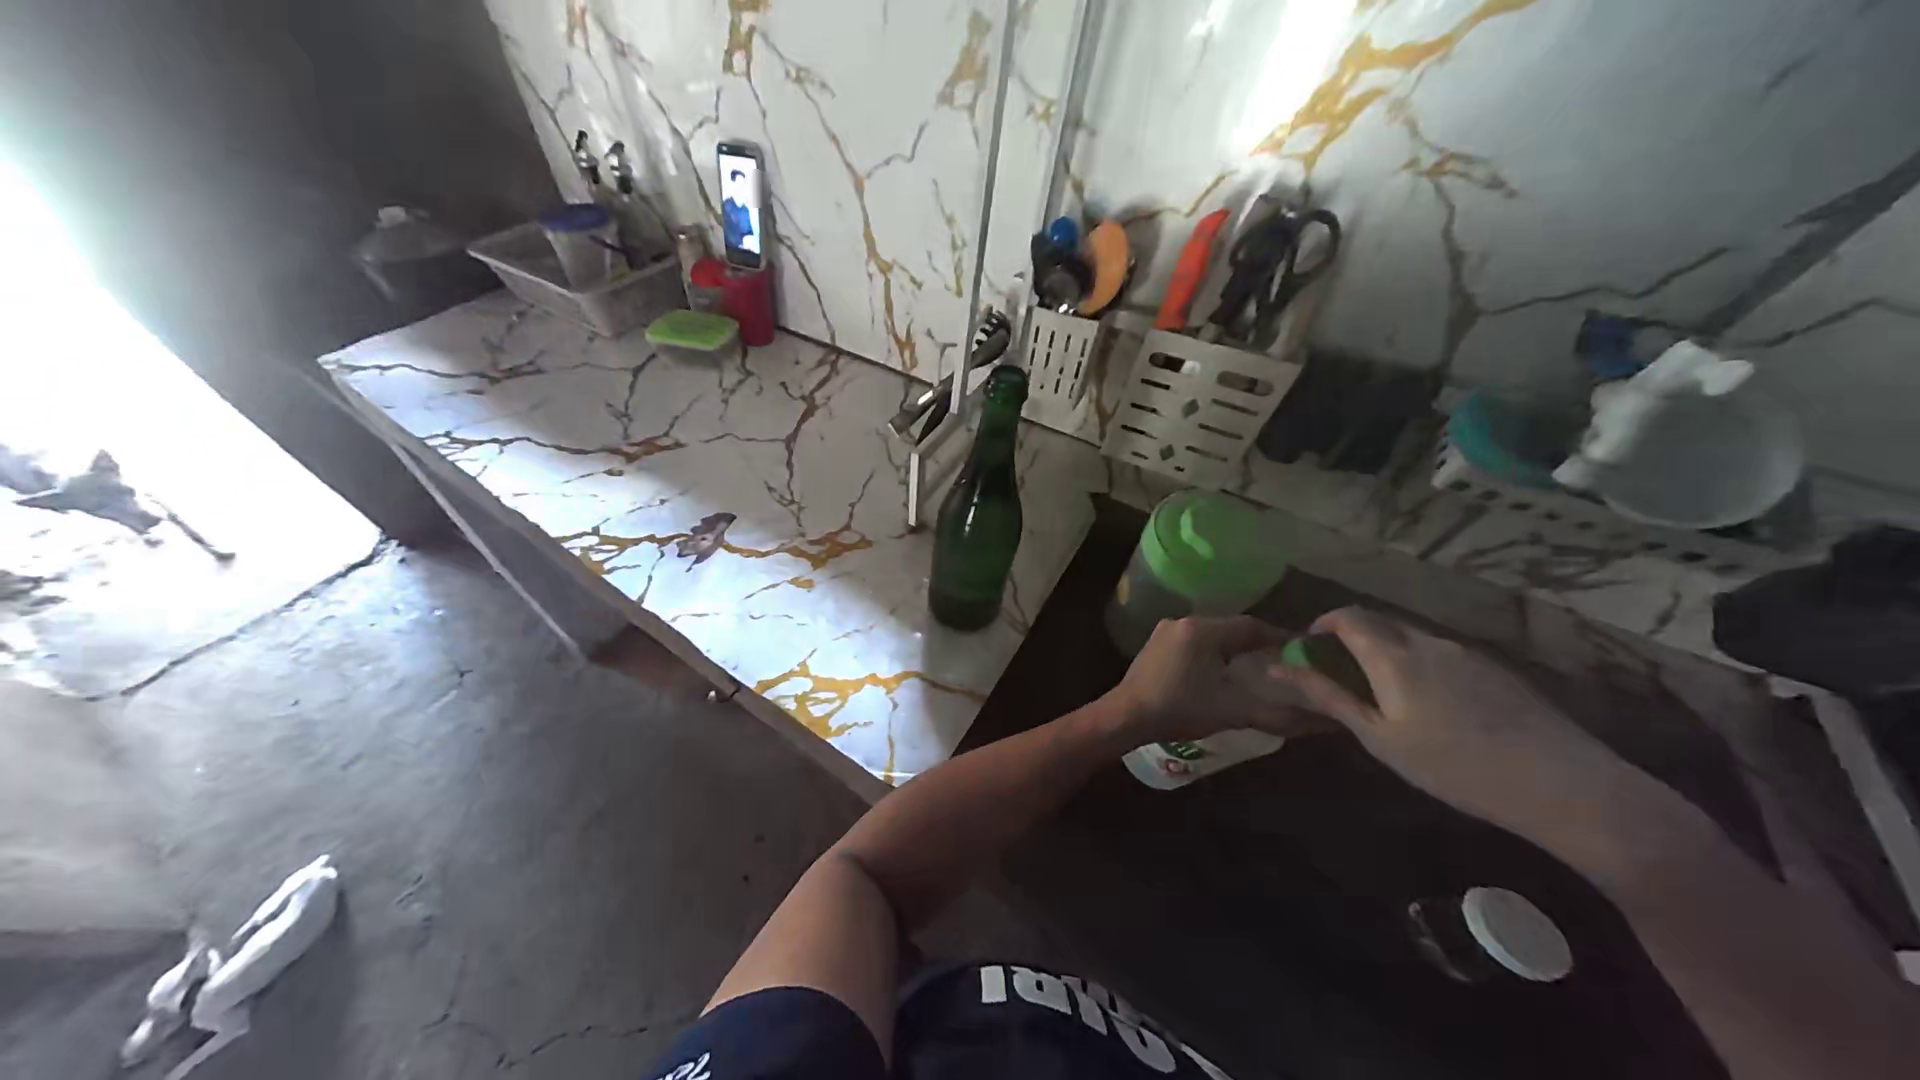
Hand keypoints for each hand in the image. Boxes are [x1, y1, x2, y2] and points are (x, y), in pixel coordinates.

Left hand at [1101, 615, 1307, 745]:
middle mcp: (1183, 621)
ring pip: (1210, 635)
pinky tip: (1218, 673)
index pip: (1251, 626)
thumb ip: (1277, 712)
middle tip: (1280, 663)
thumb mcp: (1233, 710)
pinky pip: (1192, 643)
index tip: (1300, 652)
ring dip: (1231, 649)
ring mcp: (1165, 631)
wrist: (1125, 717)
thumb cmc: (1180, 708)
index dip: (1278, 638)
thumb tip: (1318, 720)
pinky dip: (1210, 654)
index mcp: (1202, 629)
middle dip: (1256, 644)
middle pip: (1230, 628)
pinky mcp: (1154, 646)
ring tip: (1253, 669)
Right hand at [1260, 607, 1638, 838]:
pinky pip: (1442, 653)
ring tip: (1387, 696)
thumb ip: (1328, 697)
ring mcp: (1467, 653)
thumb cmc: (1454, 766)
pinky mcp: (1496, 669)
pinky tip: (1435, 707)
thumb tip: (1278, 668)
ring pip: (1412, 637)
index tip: (1311, 647)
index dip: (1324, 623)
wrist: (1565, 786)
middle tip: (1343, 675)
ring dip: (1386, 651)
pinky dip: (1419, 664)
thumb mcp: (1380, 738)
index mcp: (1393, 655)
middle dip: (1352, 637)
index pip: (1348, 616)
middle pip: (1380, 622)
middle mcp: (1428, 641)